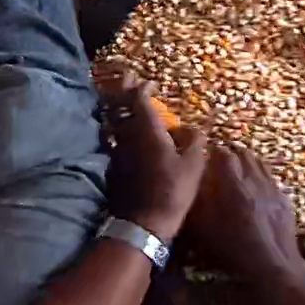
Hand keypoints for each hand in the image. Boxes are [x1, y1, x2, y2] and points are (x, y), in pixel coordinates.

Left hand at [96, 64, 205, 241]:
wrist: (143, 223)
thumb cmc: (173, 191)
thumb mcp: (194, 164)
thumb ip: (194, 140)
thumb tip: (194, 126)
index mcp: (146, 130)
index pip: (139, 99)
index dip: (144, 88)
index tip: (151, 85)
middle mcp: (126, 136)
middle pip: (120, 107)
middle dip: (125, 92)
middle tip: (128, 81)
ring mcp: (114, 153)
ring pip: (113, 126)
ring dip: (119, 114)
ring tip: (127, 111)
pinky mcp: (110, 169)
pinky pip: (113, 144)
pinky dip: (118, 136)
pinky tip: (126, 142)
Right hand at [184, 141, 304, 286]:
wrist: (273, 266)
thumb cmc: (234, 250)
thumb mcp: (205, 229)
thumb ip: (196, 204)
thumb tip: (188, 186)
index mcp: (233, 186)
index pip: (224, 154)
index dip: (214, 150)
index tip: (205, 151)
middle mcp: (254, 182)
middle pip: (244, 154)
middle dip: (231, 150)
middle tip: (221, 152)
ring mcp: (272, 189)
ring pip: (260, 163)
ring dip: (247, 158)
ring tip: (238, 160)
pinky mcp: (284, 200)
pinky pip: (271, 177)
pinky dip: (261, 173)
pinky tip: (256, 181)